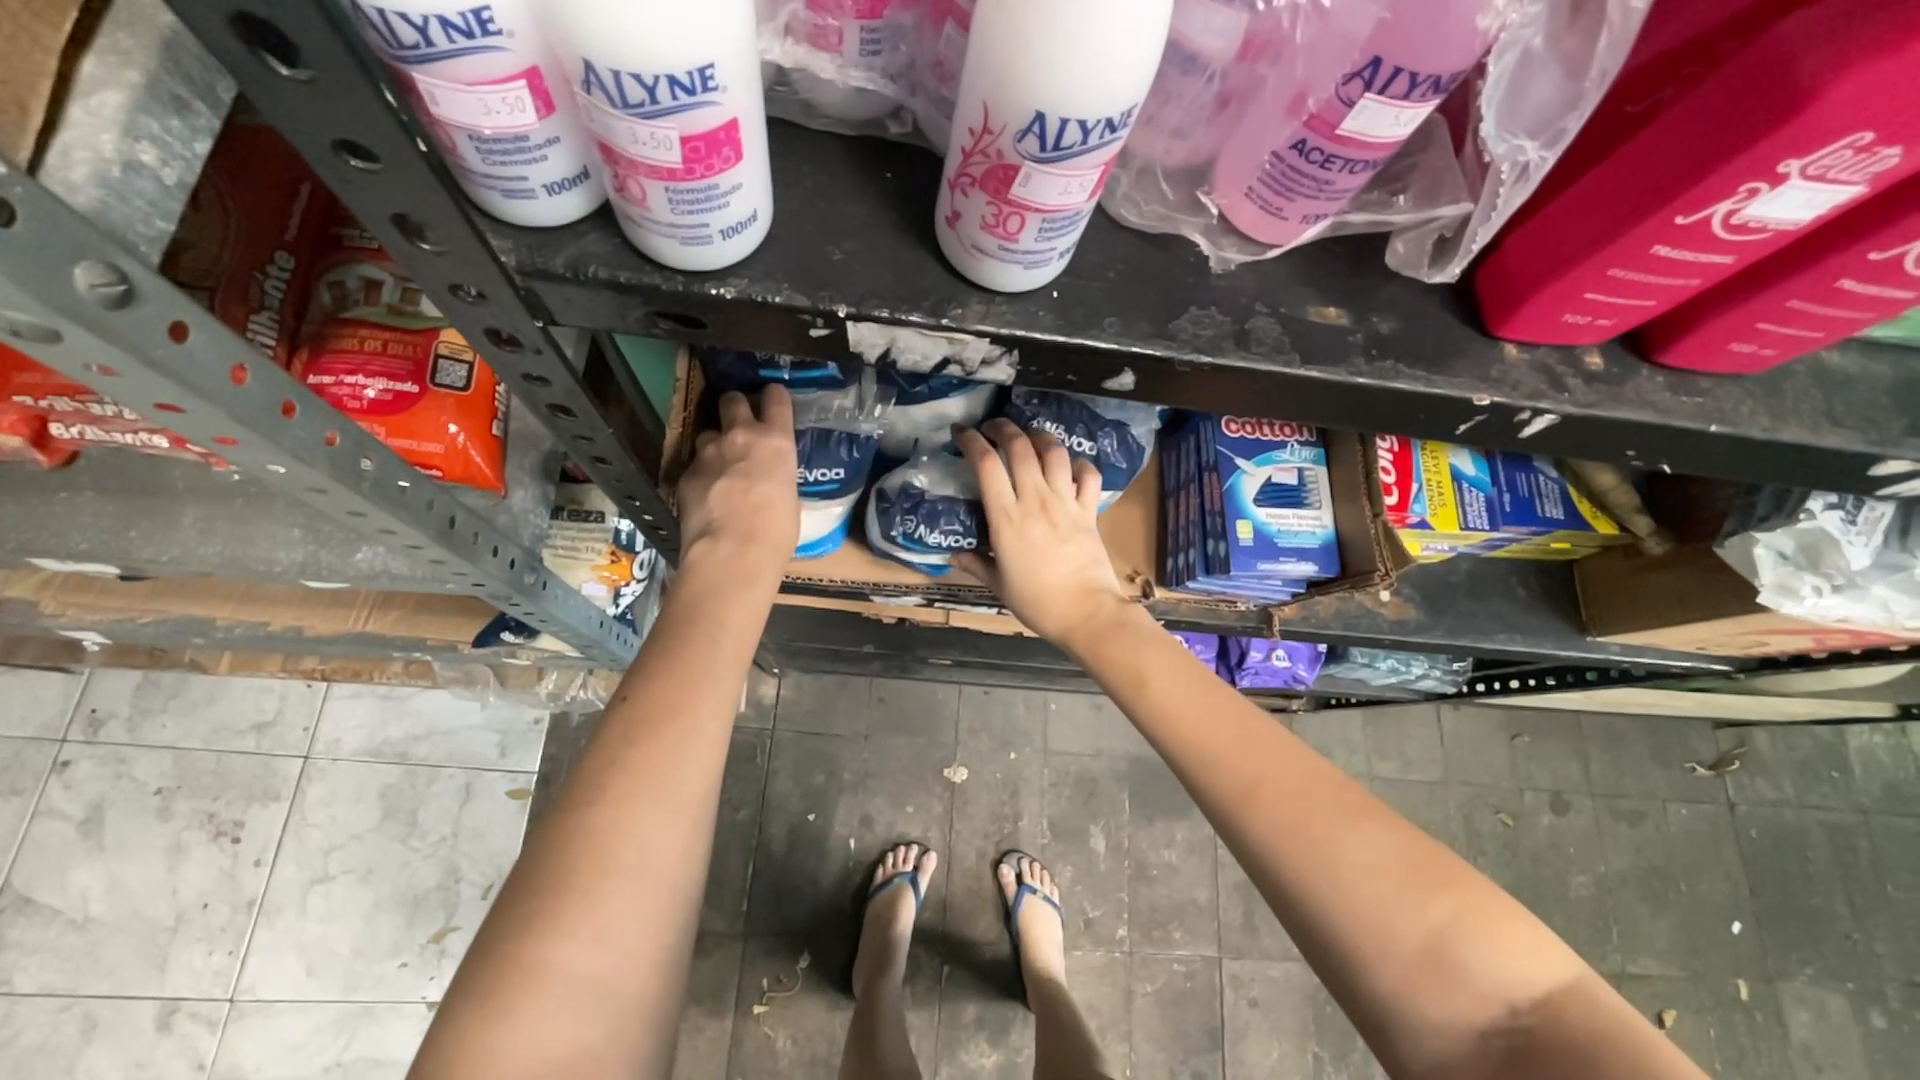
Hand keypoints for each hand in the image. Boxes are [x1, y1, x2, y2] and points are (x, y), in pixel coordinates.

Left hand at [677, 386, 798, 576]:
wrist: (732, 552)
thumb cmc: (776, 532)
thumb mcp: (790, 497)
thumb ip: (778, 476)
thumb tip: (770, 480)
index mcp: (776, 441)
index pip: (776, 398)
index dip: (773, 397)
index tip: (773, 400)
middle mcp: (740, 436)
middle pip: (731, 399)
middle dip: (734, 407)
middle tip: (738, 426)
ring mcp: (708, 452)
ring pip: (707, 434)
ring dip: (714, 446)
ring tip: (719, 469)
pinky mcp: (685, 473)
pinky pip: (693, 466)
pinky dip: (700, 476)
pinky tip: (706, 497)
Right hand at [954, 419, 1131, 650]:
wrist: (1086, 613)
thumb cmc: (1037, 602)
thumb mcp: (998, 585)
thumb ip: (976, 564)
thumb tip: (953, 555)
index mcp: (1006, 518)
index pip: (985, 464)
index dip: (971, 440)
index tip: (961, 431)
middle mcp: (1035, 501)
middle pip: (1019, 446)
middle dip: (1003, 428)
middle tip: (992, 428)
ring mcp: (1065, 503)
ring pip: (1054, 452)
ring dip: (1040, 437)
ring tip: (1030, 438)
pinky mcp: (1089, 511)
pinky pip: (1087, 475)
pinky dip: (1079, 464)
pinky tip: (1070, 467)